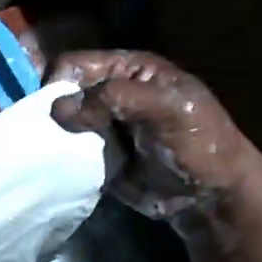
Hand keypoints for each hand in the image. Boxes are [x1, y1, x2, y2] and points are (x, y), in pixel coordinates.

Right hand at [48, 50, 250, 218]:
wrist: (210, 196)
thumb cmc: (199, 143)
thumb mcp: (169, 109)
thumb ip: (118, 97)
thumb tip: (59, 106)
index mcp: (126, 70)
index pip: (74, 65)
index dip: (58, 84)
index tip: (56, 115)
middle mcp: (108, 93)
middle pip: (60, 93)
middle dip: (51, 113)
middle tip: (58, 138)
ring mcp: (99, 127)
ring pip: (57, 124)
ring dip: (53, 138)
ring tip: (59, 156)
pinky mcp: (94, 156)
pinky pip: (65, 152)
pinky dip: (60, 158)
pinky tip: (62, 169)